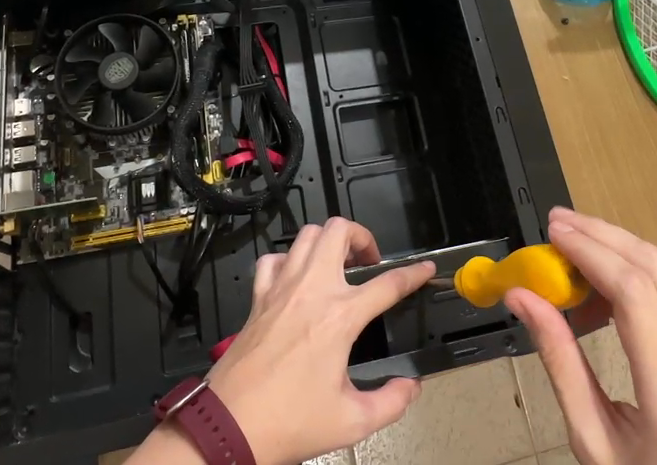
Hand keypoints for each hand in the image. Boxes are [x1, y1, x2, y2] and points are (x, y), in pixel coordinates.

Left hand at [180, 218, 434, 464]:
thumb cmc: (289, 421)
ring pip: (307, 235)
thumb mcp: (352, 421)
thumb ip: (391, 402)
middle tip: (370, 261)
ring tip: (338, 262)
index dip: (413, 273)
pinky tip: (296, 277)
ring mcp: (281, 288)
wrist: (232, 425)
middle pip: (339, 231)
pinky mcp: (258, 297)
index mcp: (340, 317)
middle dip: (362, 236)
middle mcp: (311, 290)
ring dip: (327, 241)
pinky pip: (273, 259)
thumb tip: (411, 387)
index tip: (425, 269)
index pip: (388, 283)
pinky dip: (288, 260)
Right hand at [504, 207, 656, 464]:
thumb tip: (523, 298)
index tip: (553, 232)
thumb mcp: (594, 443)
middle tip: (558, 225)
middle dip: (605, 236)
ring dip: (622, 254)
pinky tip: (606, 292)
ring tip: (573, 256)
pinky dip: (642, 283)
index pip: (637, 296)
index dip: (592, 251)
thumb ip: (560, 363)